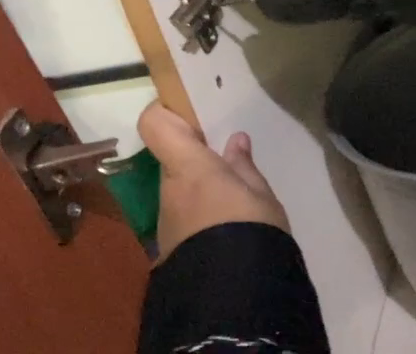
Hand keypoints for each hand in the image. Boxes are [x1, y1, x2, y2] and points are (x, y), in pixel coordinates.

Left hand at [138, 100, 288, 259]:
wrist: (233, 302)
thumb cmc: (249, 231)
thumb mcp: (260, 195)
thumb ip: (244, 166)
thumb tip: (235, 141)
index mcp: (187, 166)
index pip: (154, 123)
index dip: (166, 112)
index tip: (189, 113)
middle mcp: (168, 189)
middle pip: (171, 159)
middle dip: (195, 158)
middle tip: (227, 162)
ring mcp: (166, 222)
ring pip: (178, 190)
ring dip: (199, 190)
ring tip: (234, 203)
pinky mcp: (170, 251)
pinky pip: (183, 219)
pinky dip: (200, 217)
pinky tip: (226, 230)